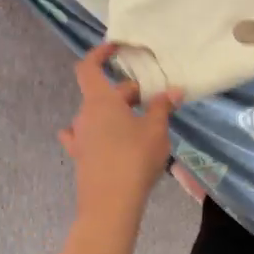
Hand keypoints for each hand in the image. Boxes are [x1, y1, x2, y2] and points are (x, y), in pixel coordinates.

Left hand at [60, 44, 181, 228]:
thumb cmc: (134, 159)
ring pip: (98, 115)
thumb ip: (162, 107)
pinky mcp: (81, 158)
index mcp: (100, 102)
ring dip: (116, 113)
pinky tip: (108, 138)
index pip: (88, 68)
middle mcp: (84, 116)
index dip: (99, 54)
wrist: (110, 205)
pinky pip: (88, 137)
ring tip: (140, 122)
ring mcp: (80, 138)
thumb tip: (174, 90)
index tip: (116, 48)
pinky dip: (100, 132)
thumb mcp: (156, 130)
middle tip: (154, 100)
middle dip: (127, 92)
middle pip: (103, 94)